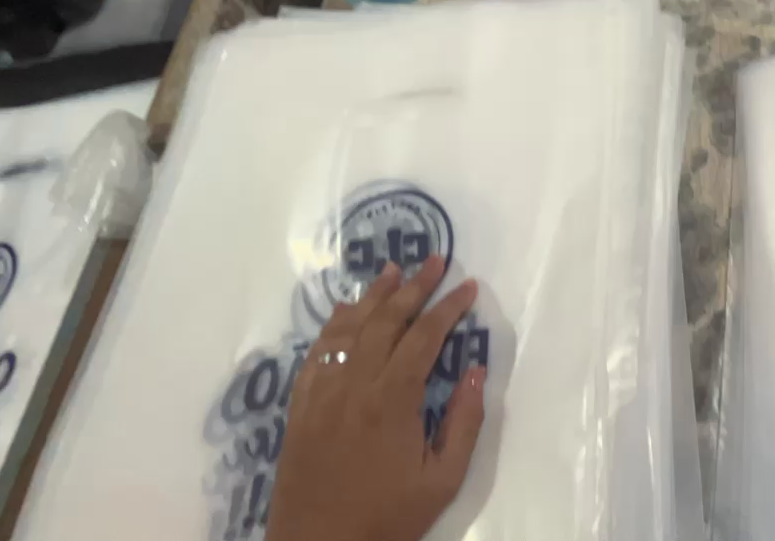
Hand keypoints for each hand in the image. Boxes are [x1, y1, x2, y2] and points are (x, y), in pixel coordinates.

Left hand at [266, 256, 488, 540]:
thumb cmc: (386, 519)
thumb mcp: (442, 479)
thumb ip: (464, 421)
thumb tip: (475, 370)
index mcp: (391, 402)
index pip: (424, 337)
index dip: (448, 307)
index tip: (469, 286)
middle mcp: (353, 390)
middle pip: (384, 323)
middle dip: (413, 287)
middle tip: (435, 260)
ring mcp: (321, 399)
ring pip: (346, 332)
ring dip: (371, 297)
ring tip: (392, 271)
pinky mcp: (299, 413)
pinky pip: (315, 358)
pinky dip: (331, 328)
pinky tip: (342, 312)